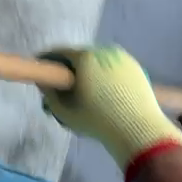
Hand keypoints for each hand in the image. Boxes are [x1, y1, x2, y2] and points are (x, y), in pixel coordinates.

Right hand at [39, 45, 181, 176]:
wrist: (139, 130)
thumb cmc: (97, 120)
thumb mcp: (64, 111)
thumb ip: (49, 94)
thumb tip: (44, 83)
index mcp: (85, 57)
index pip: (59, 52)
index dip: (48, 60)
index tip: (42, 71)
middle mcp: (104, 51)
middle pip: (80, 55)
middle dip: (70, 67)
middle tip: (64, 83)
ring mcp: (123, 58)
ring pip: (99, 60)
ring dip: (89, 70)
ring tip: (86, 89)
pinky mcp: (137, 68)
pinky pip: (114, 67)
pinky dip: (105, 74)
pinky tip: (105, 91)